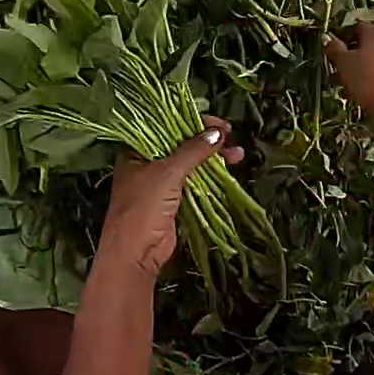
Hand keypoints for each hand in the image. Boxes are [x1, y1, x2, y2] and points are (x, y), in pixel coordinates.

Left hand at [96, 117, 242, 277]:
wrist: (135, 254)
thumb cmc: (143, 207)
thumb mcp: (168, 173)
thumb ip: (193, 150)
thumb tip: (217, 133)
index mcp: (136, 150)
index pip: (166, 124)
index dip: (192, 120)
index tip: (217, 122)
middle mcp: (147, 161)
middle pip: (181, 142)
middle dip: (207, 139)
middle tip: (230, 136)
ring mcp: (160, 181)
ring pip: (191, 161)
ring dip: (213, 157)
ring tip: (238, 154)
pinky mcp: (173, 198)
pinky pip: (195, 179)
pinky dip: (211, 174)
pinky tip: (229, 169)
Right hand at [324, 23, 373, 118]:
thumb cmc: (365, 78)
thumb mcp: (343, 62)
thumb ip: (334, 48)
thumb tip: (329, 40)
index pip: (355, 27)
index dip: (341, 36)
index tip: (331, 49)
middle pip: (363, 43)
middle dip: (347, 54)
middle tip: (334, 66)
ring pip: (369, 59)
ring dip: (354, 67)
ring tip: (341, 81)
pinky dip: (365, 76)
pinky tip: (356, 89)